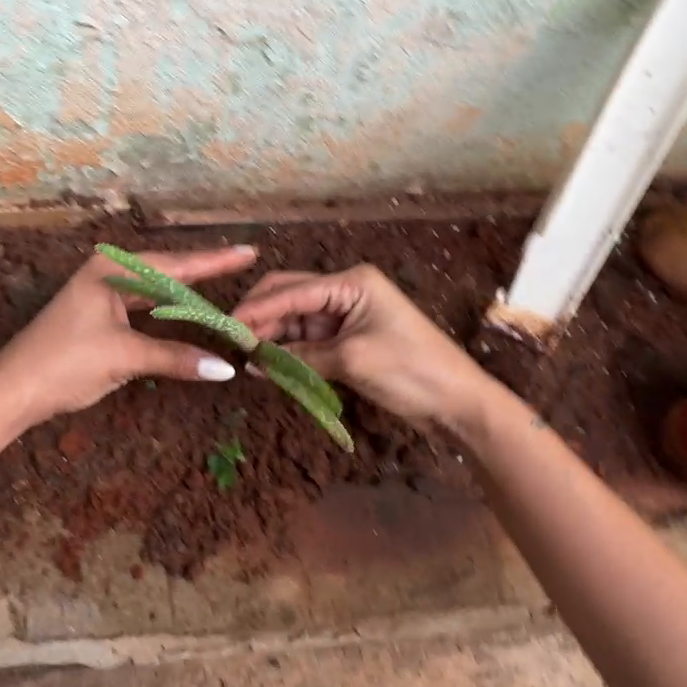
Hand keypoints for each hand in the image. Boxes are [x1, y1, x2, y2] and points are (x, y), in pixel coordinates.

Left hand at [0, 244, 257, 426]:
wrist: (15, 387)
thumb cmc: (66, 362)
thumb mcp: (125, 357)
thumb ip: (176, 358)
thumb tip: (225, 368)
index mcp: (112, 269)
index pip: (174, 264)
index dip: (214, 261)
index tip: (248, 251)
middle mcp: (107, 273)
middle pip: (166, 270)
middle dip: (203, 268)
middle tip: (242, 260)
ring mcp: (100, 292)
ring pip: (154, 288)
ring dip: (185, 289)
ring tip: (221, 279)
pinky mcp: (97, 314)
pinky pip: (142, 304)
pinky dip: (166, 307)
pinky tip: (184, 308)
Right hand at [231, 265, 497, 428]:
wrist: (460, 404)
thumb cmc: (411, 371)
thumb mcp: (352, 361)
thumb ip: (300, 357)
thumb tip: (254, 363)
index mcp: (351, 282)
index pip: (292, 290)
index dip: (257, 309)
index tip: (226, 328)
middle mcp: (346, 291)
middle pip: (290, 297)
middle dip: (260, 318)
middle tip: (230, 342)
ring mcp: (347, 316)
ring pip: (296, 321)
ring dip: (273, 338)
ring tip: (245, 360)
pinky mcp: (349, 340)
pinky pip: (309, 341)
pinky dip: (290, 353)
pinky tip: (269, 367)